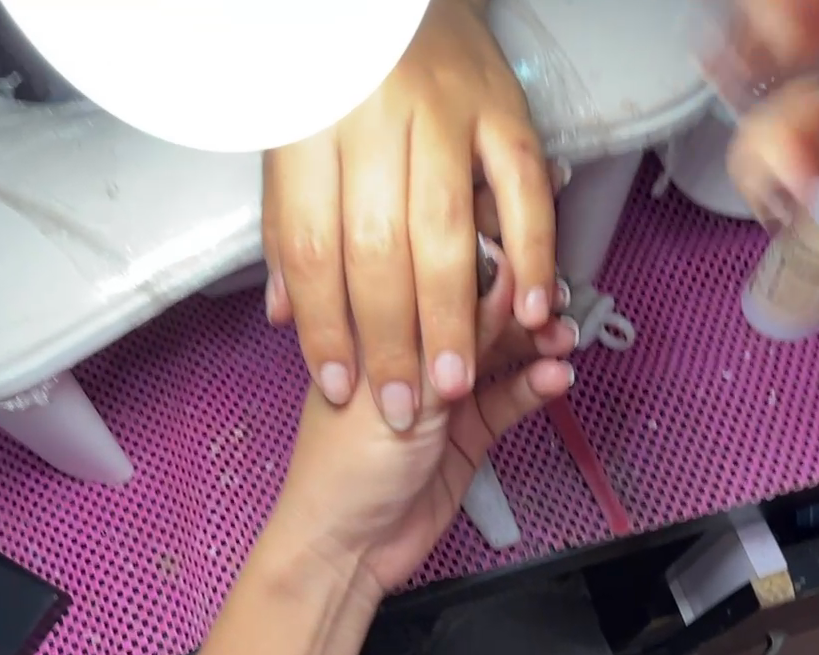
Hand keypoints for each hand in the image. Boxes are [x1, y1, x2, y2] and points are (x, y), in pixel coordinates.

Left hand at [262, 0, 560, 432]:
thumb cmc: (333, 83)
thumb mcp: (288, 149)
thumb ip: (288, 234)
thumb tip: (286, 317)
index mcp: (309, 131)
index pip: (313, 250)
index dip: (324, 329)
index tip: (338, 389)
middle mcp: (375, 119)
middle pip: (379, 251)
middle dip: (389, 341)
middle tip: (400, 408)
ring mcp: (446, 111)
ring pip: (447, 230)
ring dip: (453, 318)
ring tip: (453, 385)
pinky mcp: (505, 108)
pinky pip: (525, 191)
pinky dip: (532, 254)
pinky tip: (529, 313)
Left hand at [268, 252, 573, 593]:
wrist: (350, 549)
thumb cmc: (346, 469)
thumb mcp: (401, 394)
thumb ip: (452, 339)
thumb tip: (500, 273)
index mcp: (378, 328)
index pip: (434, 275)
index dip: (482, 263)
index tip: (525, 258)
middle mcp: (414, 352)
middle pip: (475, 311)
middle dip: (518, 303)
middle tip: (555, 303)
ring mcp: (443, 392)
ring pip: (498, 354)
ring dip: (533, 344)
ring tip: (563, 341)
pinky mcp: (467, 431)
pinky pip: (507, 399)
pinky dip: (532, 386)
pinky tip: (555, 378)